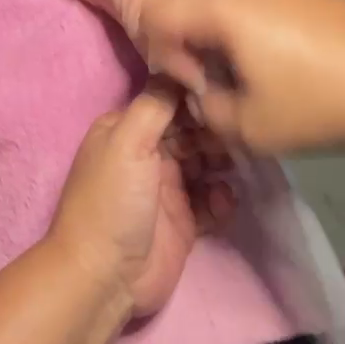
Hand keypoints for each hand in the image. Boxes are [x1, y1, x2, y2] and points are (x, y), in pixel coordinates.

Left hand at [48, 81, 236, 317]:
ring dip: (222, 160)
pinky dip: (222, 197)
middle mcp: (146, 154)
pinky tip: (225, 198)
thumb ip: (155, 104)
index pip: (166, 101)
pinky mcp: (184, 222)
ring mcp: (166, 188)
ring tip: (238, 161)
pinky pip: (211, 201)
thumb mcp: (128, 140)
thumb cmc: (112, 198)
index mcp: (126, 129)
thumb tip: (178, 68)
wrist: (105, 276)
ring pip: (204, 163)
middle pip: (189, 130)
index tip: (225, 93)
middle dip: (213, 129)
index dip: (194, 97)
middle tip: (238, 131)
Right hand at [142, 0, 344, 154]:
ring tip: (239, 74)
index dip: (162, 57)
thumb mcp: (251, 127)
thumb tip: (201, 92)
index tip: (197, 91)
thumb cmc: (323, 101)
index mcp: (217, 2)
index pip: (155, 15)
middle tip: (210, 83)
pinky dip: (235, 24)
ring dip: (208, 33)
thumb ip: (205, 111)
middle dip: (182, 42)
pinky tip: (270, 60)